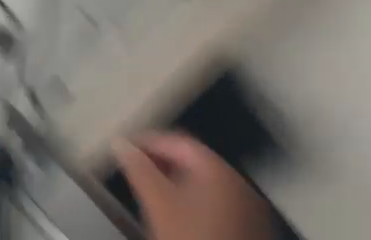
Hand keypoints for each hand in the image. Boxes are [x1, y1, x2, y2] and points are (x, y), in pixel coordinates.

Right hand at [112, 132, 272, 239]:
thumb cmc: (190, 235)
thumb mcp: (156, 200)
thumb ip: (136, 166)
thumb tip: (120, 143)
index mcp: (219, 169)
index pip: (177, 140)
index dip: (146, 141)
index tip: (125, 148)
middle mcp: (240, 183)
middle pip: (193, 160)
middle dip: (162, 162)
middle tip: (137, 168)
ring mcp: (250, 209)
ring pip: (205, 183)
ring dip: (177, 182)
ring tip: (153, 192)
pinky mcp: (250, 230)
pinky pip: (216, 203)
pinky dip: (195, 201)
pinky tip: (179, 213)